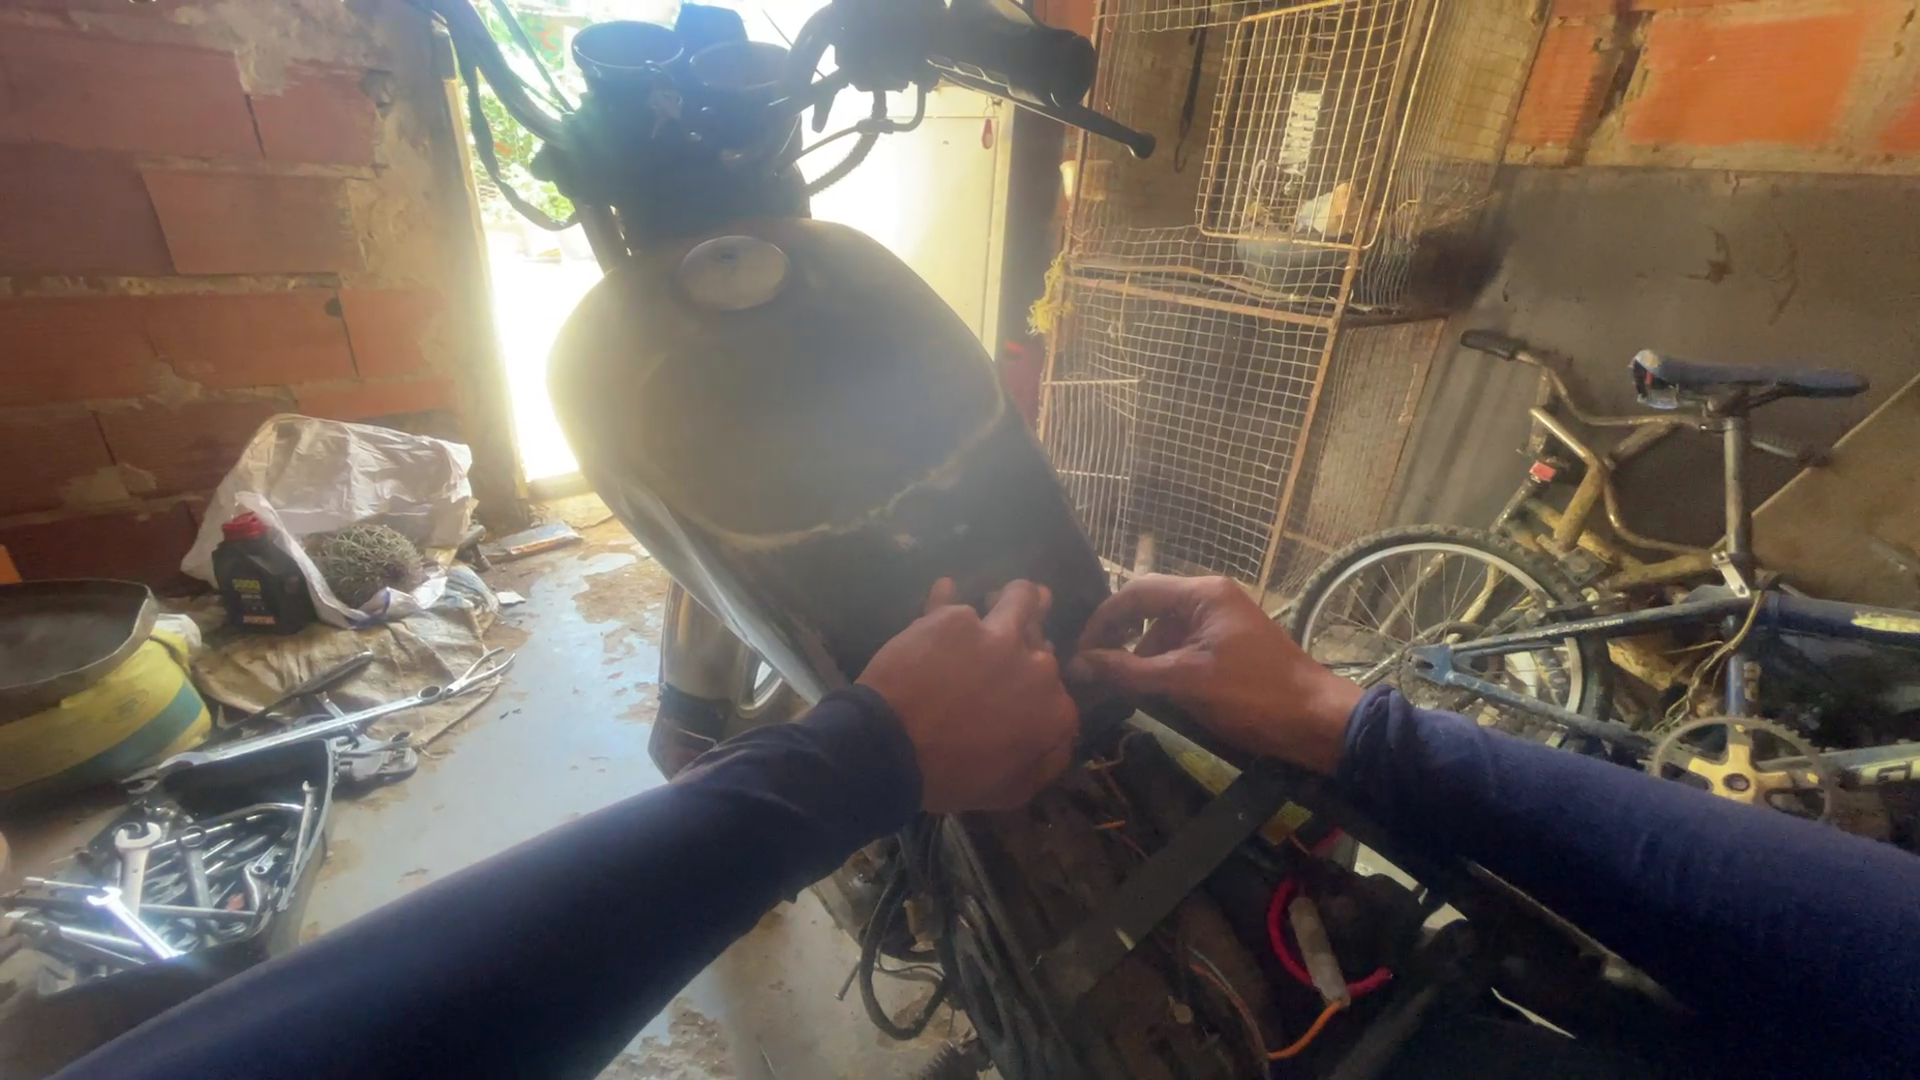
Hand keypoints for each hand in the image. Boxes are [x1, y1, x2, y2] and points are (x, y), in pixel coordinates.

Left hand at [859, 579, 1078, 812]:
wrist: (889, 748)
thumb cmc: (950, 776)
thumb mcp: (1011, 790)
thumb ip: (1047, 760)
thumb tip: (1060, 735)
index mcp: (1054, 709)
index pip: (1058, 692)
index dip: (1038, 691)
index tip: (1017, 695)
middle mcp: (1036, 665)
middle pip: (1040, 641)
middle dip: (1027, 641)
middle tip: (1007, 646)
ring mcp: (995, 634)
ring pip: (1019, 597)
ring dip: (1016, 596)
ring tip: (1000, 597)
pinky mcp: (953, 617)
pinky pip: (951, 597)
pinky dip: (945, 597)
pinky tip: (943, 590)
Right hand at [1070, 575, 1361, 774]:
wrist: (1318, 724)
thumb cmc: (1251, 694)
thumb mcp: (1183, 681)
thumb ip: (1127, 670)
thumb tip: (1077, 664)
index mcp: (1202, 593)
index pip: (1135, 592)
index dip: (1102, 620)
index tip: (1079, 651)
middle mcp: (1209, 598)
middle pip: (1147, 608)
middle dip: (1118, 637)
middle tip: (1091, 667)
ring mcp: (1219, 623)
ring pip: (1162, 631)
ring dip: (1138, 655)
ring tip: (1116, 685)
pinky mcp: (1226, 647)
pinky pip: (1181, 648)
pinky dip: (1160, 666)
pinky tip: (1148, 690)